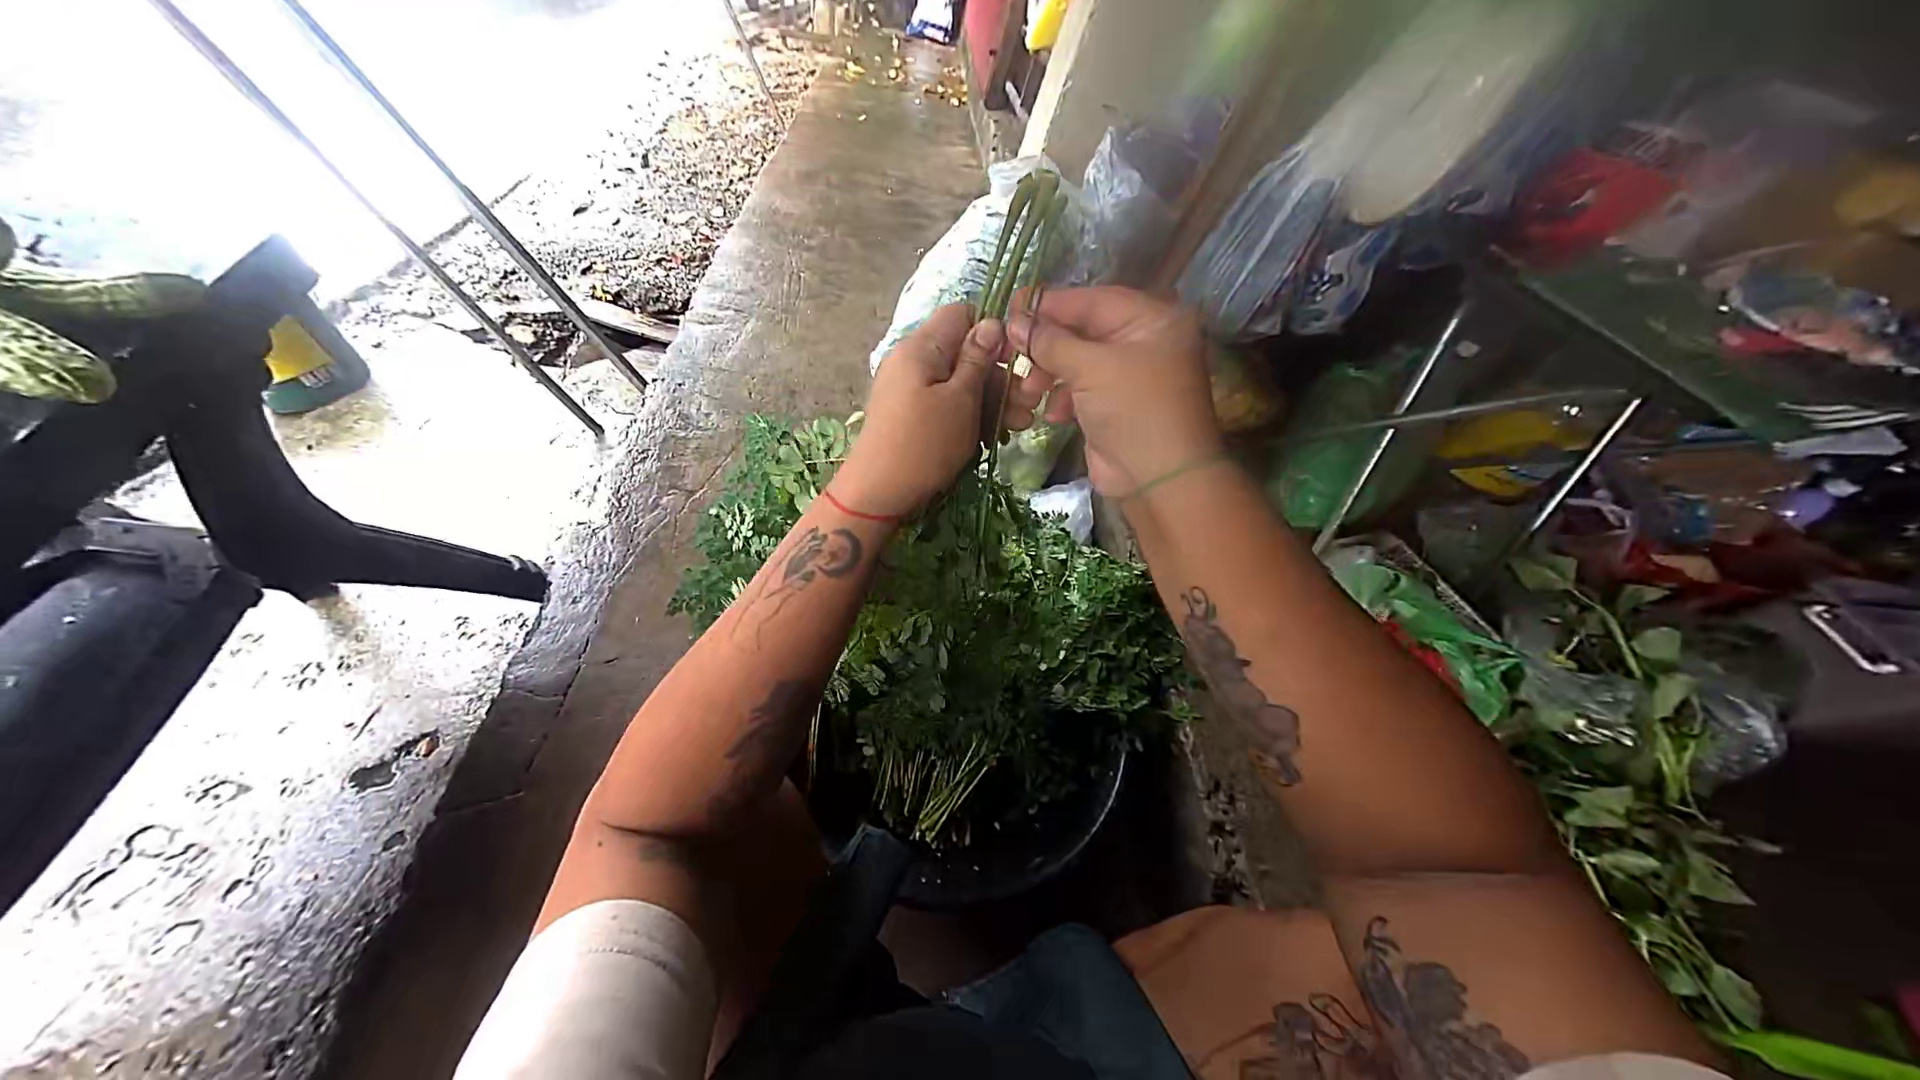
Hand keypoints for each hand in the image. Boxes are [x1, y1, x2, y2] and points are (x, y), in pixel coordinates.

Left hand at [833, 303, 1023, 515]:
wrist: (878, 494)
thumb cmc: (924, 445)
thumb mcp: (960, 400)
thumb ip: (977, 359)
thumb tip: (992, 322)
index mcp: (921, 347)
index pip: (961, 315)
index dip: (992, 333)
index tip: (1014, 363)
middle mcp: (912, 361)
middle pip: (964, 352)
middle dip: (998, 376)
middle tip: (1027, 406)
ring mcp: (910, 389)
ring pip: (958, 382)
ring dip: (990, 401)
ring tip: (1018, 426)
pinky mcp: (911, 414)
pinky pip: (946, 403)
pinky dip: (969, 415)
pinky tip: (993, 436)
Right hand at [1006, 286, 1219, 494]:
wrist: (1159, 478)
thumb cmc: (1134, 410)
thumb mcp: (1091, 367)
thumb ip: (1050, 341)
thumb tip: (1014, 321)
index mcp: (1151, 320)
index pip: (1092, 301)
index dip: (1049, 304)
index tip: (1011, 307)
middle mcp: (1144, 342)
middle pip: (1083, 331)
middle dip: (1046, 346)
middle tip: (1013, 354)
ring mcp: (1130, 376)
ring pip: (1077, 362)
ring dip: (1048, 375)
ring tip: (1029, 391)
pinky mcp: (1115, 406)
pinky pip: (1081, 390)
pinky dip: (1062, 398)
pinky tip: (1053, 414)